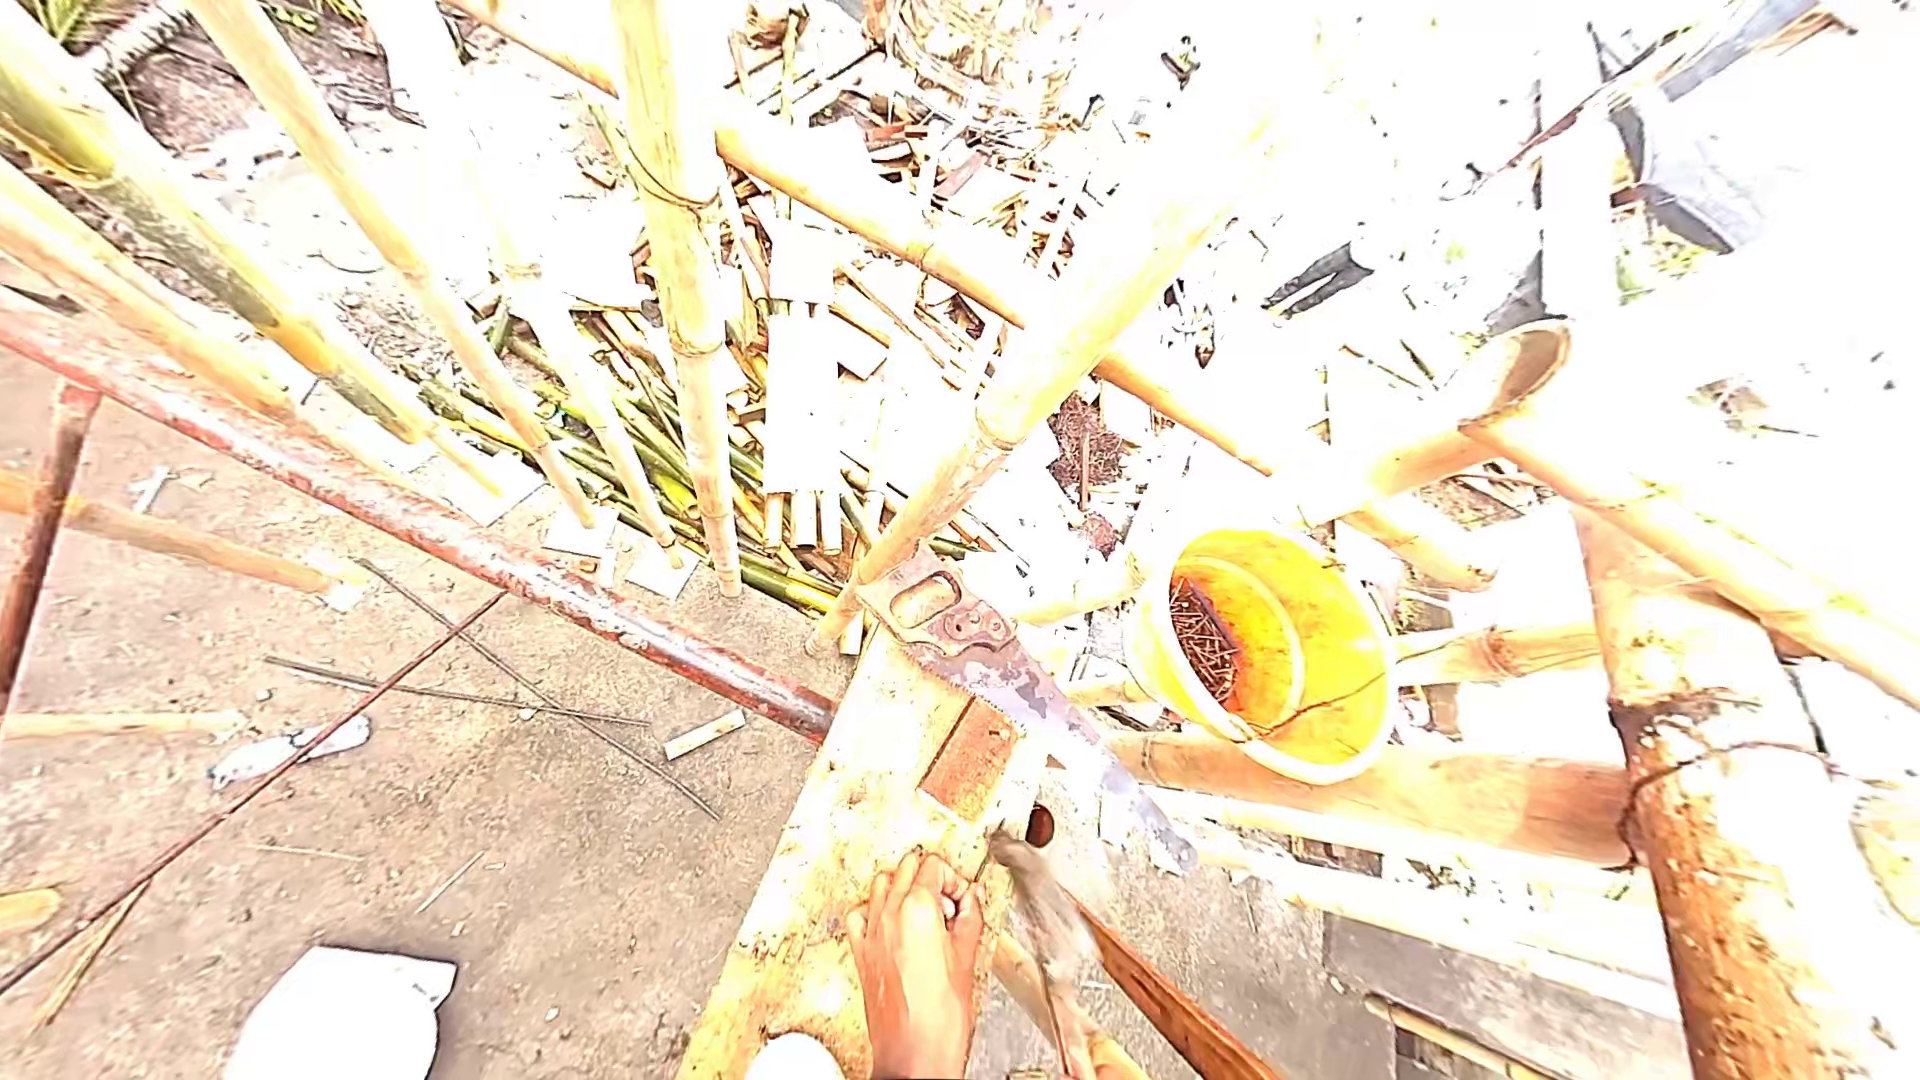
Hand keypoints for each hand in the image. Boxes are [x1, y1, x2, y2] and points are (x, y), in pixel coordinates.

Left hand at [848, 850, 985, 1079]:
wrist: (914, 1059)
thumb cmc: (940, 1019)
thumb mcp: (967, 957)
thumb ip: (970, 916)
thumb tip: (971, 897)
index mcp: (918, 909)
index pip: (935, 865)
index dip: (953, 879)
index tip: (960, 899)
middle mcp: (891, 913)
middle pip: (908, 865)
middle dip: (931, 878)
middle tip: (947, 904)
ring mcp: (872, 931)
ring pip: (882, 881)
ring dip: (902, 886)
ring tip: (922, 909)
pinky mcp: (861, 951)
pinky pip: (859, 912)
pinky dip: (873, 908)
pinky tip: (890, 921)